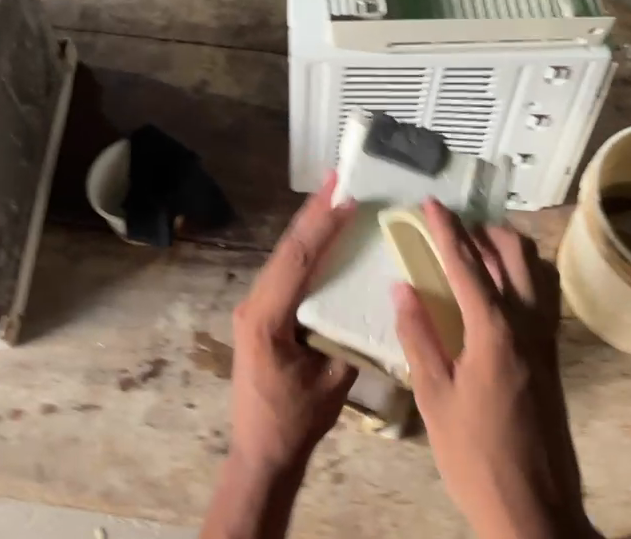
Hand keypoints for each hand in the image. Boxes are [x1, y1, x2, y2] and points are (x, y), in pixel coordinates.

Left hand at [202, 176, 357, 538]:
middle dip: (313, 212)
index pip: (297, 262)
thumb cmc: (294, 422)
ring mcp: (254, 306)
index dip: (322, 228)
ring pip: (284, 256)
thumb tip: (376, 302)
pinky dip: (306, 248)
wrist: (261, 452)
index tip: (345, 199)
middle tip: (335, 178)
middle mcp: (254, 304)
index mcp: (265, 318)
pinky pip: (286, 272)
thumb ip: (349, 339)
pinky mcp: (262, 313)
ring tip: (332, 194)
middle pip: (287, 249)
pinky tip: (322, 234)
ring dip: (309, 225)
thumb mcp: (331, 382)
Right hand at [393, 201, 596, 538]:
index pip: (467, 264)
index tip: (430, 202)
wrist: (533, 509)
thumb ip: (419, 336)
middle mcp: (528, 323)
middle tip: (452, 227)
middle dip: (482, 230)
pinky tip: (502, 289)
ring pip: (536, 269)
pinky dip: (525, 274)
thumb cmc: (474, 455)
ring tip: (476, 250)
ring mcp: (547, 338)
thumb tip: (404, 287)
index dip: (446, 229)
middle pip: (513, 253)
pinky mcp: (554, 355)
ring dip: (508, 248)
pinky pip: (544, 294)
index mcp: (494, 330)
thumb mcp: (434, 398)